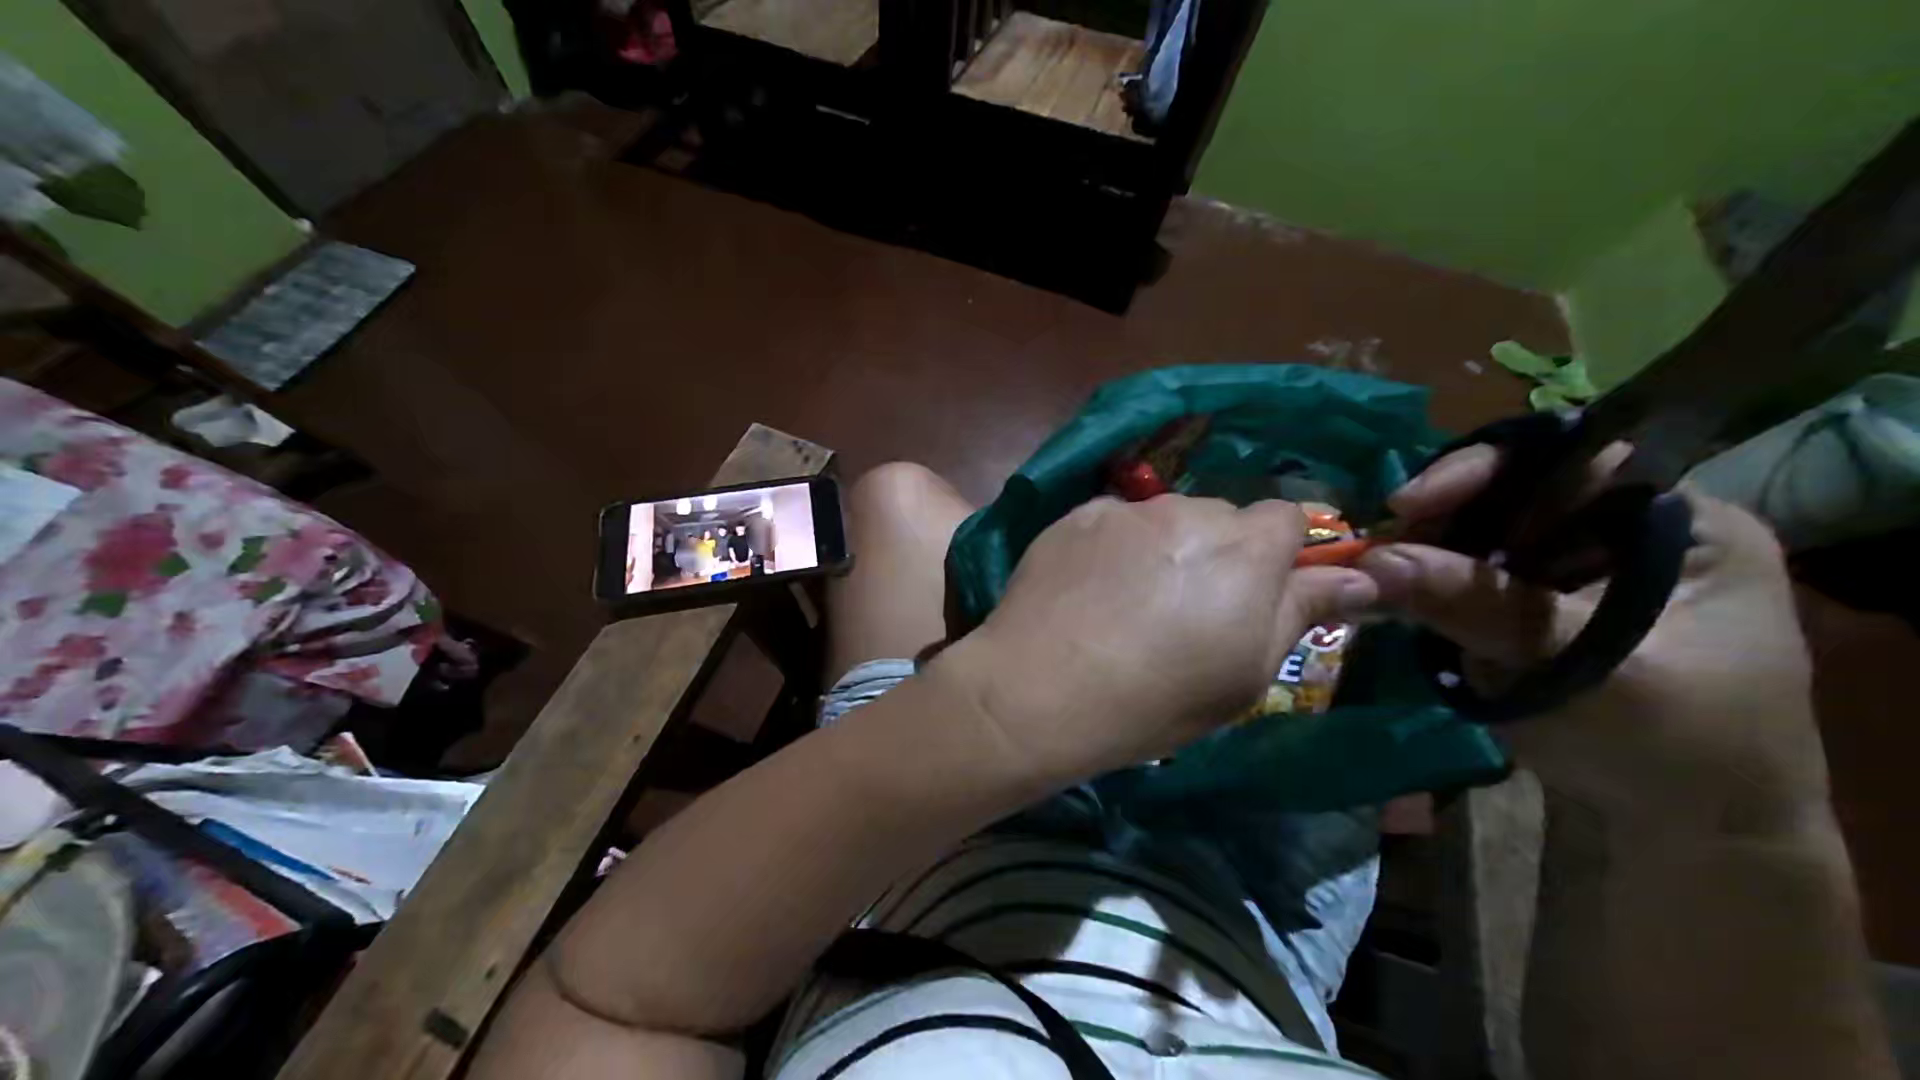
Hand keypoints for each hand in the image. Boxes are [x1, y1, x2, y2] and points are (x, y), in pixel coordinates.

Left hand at [930, 494, 1378, 784]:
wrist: (1043, 689)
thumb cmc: (1159, 697)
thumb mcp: (1247, 671)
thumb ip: (1304, 611)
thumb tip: (1363, 577)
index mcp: (1245, 547)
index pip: (1287, 518)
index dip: (1280, 554)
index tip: (1258, 594)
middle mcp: (1188, 512)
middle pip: (1222, 517)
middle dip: (1220, 551)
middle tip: (1189, 608)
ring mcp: (1126, 510)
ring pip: (1165, 519)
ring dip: (1165, 547)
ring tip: (1132, 601)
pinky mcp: (1076, 517)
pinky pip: (1113, 523)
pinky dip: (1114, 547)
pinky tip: (1090, 591)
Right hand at [1360, 446, 1828, 834]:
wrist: (1691, 834)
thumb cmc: (1681, 747)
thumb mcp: (1591, 669)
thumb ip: (1484, 606)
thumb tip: (1372, 560)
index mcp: (1681, 524)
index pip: (1574, 459)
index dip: (1486, 469)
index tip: (1409, 505)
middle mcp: (1624, 532)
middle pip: (1512, 495)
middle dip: (1441, 518)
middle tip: (1379, 549)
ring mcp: (1574, 572)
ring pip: (1480, 537)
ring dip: (1425, 554)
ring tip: (1377, 579)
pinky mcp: (1533, 608)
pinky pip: (1468, 577)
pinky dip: (1428, 586)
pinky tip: (1398, 601)